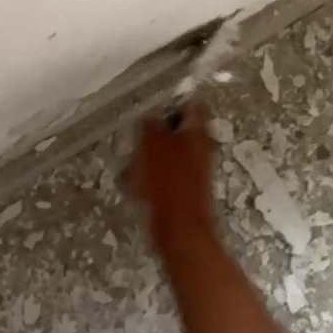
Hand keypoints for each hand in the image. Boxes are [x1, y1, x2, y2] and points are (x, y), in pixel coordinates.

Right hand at [127, 102, 216, 238]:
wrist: (180, 232)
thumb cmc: (167, 184)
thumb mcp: (152, 147)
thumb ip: (151, 126)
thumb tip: (149, 114)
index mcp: (198, 134)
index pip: (194, 105)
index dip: (177, 100)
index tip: (156, 101)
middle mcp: (201, 149)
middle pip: (180, 129)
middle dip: (157, 131)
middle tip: (138, 134)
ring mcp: (195, 171)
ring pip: (171, 151)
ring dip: (150, 154)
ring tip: (131, 162)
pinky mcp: (185, 189)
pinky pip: (166, 172)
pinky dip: (151, 174)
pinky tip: (134, 183)